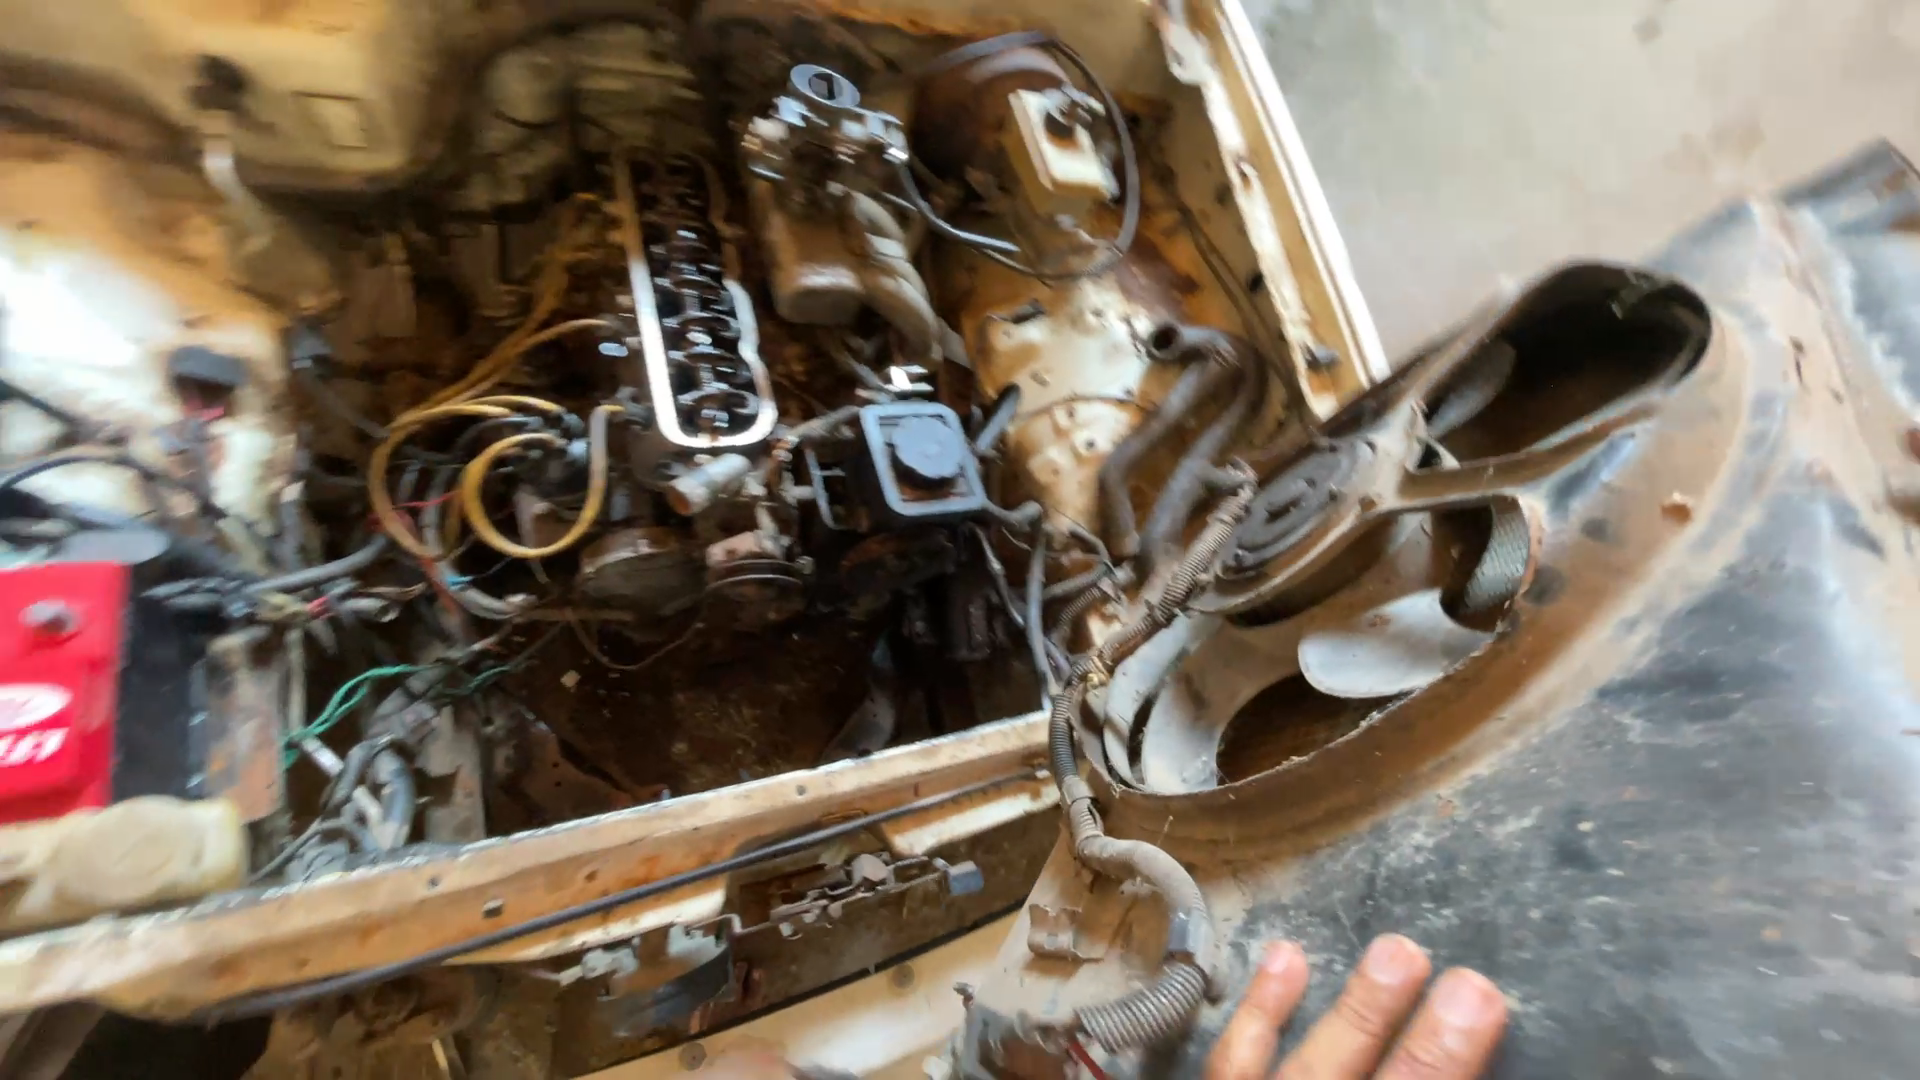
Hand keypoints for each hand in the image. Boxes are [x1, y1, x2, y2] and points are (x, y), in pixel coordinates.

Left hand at [1207, 934, 1507, 1079]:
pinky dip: (1260, 1010)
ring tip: (1400, 952)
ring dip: (1360, 1012)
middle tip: (1476, 987)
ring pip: (1313, 1069)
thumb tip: (1457, 1056)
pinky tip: (1287, 953)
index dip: (1455, 1065)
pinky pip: (1234, 1062)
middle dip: (1431, 1052)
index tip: (1492, 1007)